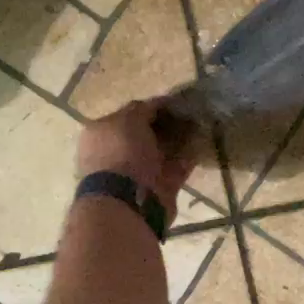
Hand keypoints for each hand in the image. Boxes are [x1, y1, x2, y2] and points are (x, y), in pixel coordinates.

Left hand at [77, 99, 196, 220]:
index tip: (172, 103)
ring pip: (162, 151)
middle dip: (166, 125)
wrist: (131, 201)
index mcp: (102, 134)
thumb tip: (158, 103)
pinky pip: (177, 168)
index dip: (150, 108)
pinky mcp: (160, 188)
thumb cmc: (122, 154)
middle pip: (146, 134)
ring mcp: (139, 172)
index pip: (128, 115)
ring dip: (179, 141)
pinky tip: (201, 144)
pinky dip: (188, 158)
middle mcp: (118, 153)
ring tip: (198, 125)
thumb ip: (142, 109)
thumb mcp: (128, 120)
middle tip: (188, 114)